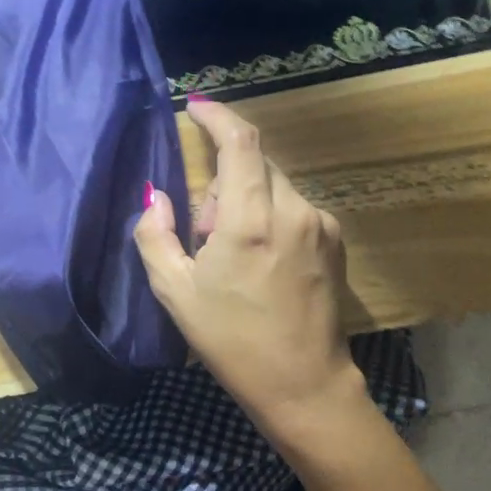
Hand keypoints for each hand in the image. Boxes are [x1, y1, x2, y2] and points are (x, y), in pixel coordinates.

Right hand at [135, 99, 362, 423]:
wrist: (302, 383)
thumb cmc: (230, 340)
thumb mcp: (174, 291)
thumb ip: (154, 235)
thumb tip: (154, 197)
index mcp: (251, 220)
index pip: (240, 143)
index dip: (217, 117)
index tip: (195, 106)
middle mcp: (294, 210)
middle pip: (254, 166)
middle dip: (223, 185)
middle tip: (204, 236)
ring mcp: (322, 225)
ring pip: (274, 188)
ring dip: (246, 205)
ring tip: (233, 258)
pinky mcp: (335, 242)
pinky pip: (293, 210)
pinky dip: (269, 220)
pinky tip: (261, 266)